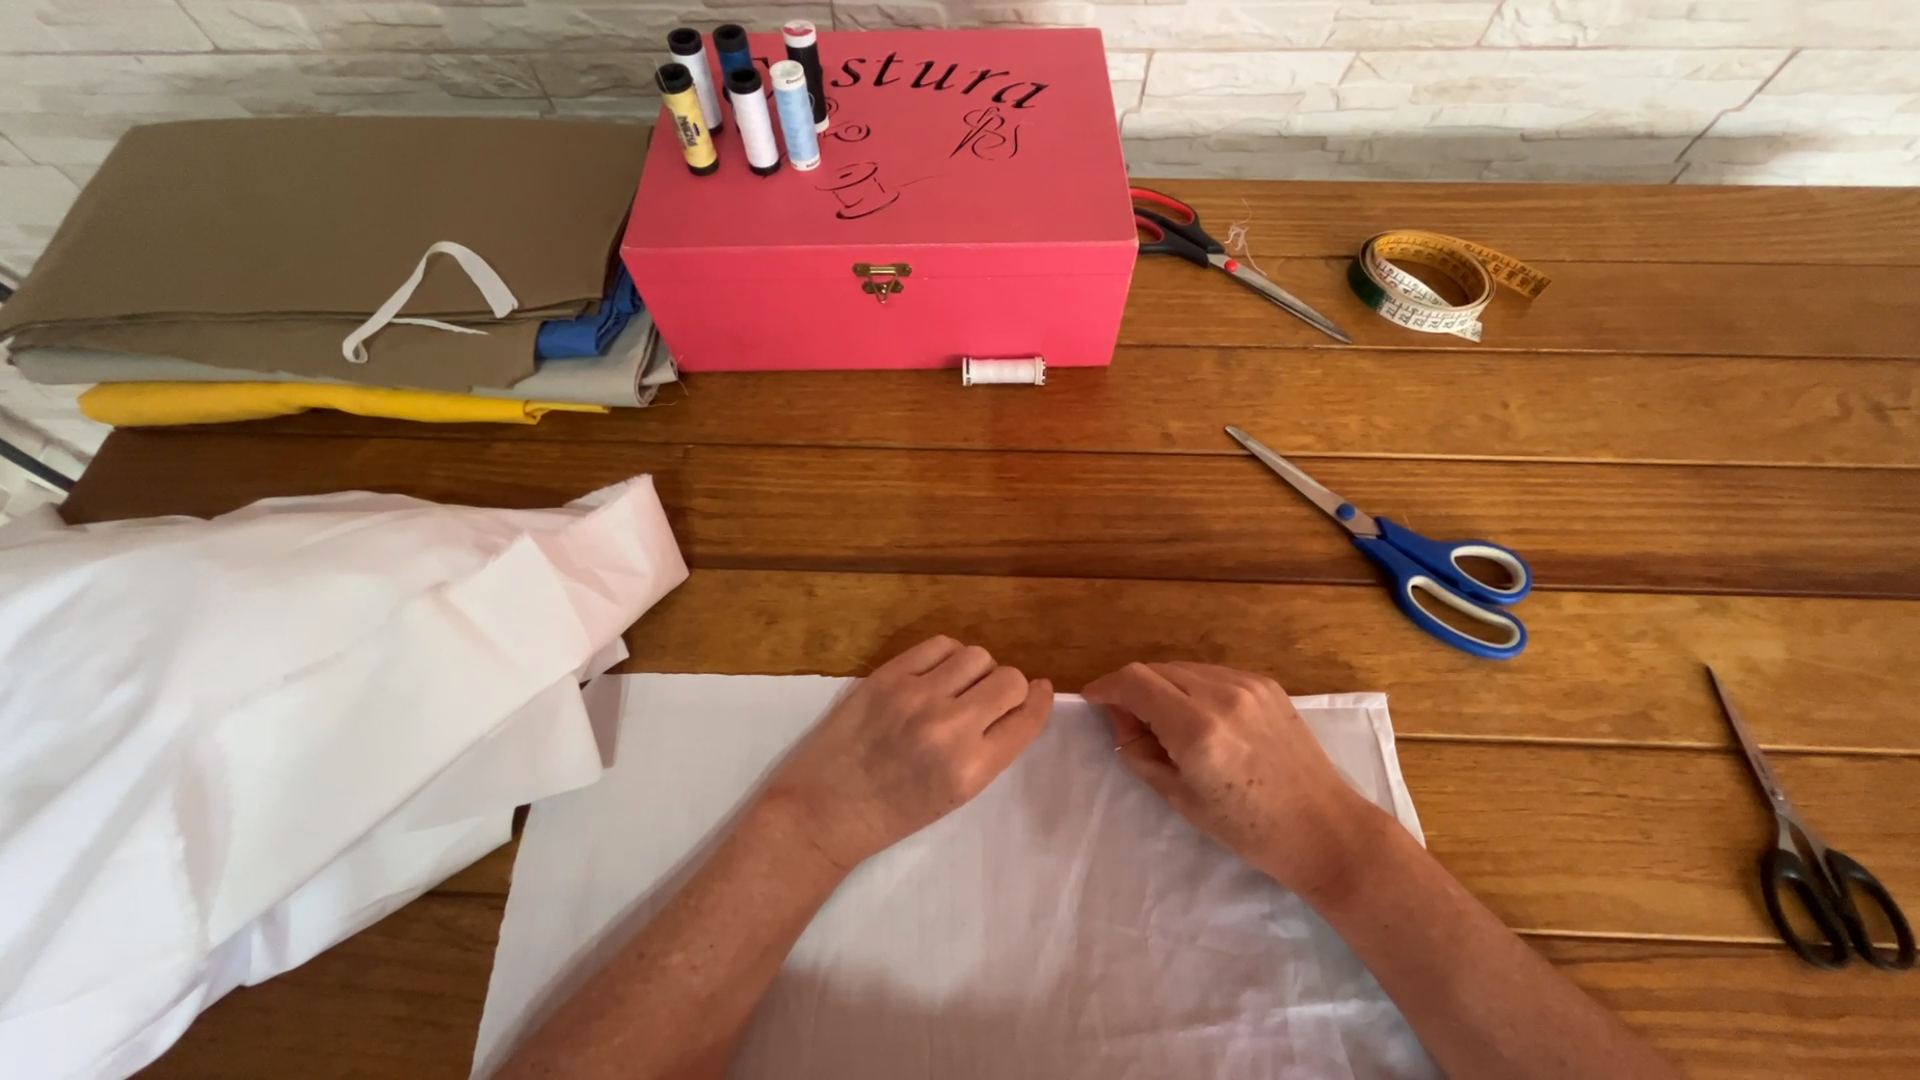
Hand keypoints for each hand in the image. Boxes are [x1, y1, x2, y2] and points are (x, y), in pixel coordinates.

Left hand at [767, 636, 1052, 871]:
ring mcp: (917, 696)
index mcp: (972, 769)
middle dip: (1009, 687)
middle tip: (989, 700)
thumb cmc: (893, 812)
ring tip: (958, 687)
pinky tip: (936, 674)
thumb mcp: (957, 794)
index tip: (1041, 692)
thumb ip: (991, 749)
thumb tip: (1020, 703)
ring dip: (978, 670)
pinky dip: (948, 656)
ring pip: (977, 655)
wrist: (825, 809)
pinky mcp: (888, 676)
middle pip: (1009, 679)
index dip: (1040, 701)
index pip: (1027, 718)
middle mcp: (951, 728)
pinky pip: (940, 645)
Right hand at [1083, 661, 1383, 897]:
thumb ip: (1137, 748)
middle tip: (1129, 721)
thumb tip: (1118, 714)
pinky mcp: (1266, 684)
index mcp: (1196, 729)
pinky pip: (1211, 673)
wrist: (1322, 827)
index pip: (1134, 681)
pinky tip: (1199, 716)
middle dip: (1132, 689)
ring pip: (1182, 668)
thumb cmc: (1246, 826)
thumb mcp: (1177, 795)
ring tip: (1165, 722)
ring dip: (1162, 686)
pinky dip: (1191, 686)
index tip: (1092, 699)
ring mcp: (1247, 685)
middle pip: (1155, 669)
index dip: (1106, 686)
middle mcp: (1221, 695)